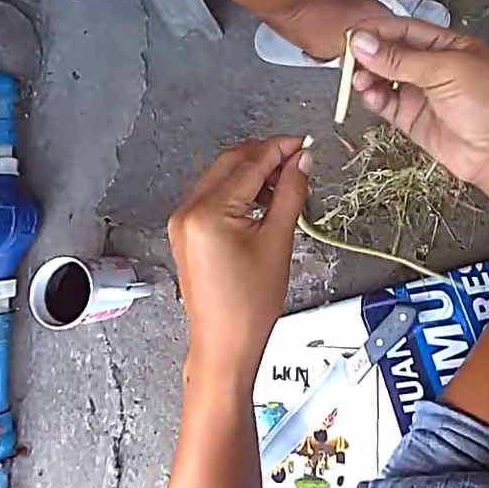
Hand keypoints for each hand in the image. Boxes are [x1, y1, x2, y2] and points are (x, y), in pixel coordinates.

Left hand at [168, 137, 310, 382]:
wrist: (227, 343)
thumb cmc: (250, 303)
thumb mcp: (279, 240)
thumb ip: (291, 193)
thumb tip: (302, 162)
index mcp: (209, 212)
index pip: (250, 163)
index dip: (281, 149)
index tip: (304, 145)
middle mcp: (188, 211)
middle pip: (231, 161)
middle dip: (266, 155)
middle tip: (298, 160)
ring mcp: (183, 221)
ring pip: (222, 175)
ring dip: (253, 171)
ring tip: (285, 182)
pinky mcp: (187, 231)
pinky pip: (214, 194)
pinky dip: (240, 189)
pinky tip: (264, 198)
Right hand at [348, 17, 488, 194]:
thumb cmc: (488, 102)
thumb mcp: (445, 70)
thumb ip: (400, 58)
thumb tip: (361, 42)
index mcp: (448, 45)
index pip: (405, 30)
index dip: (378, 31)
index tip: (352, 34)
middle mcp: (433, 68)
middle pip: (391, 54)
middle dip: (369, 54)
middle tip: (347, 57)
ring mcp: (423, 95)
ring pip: (385, 79)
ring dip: (368, 76)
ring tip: (357, 79)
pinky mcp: (414, 120)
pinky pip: (387, 104)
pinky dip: (374, 98)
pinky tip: (368, 94)